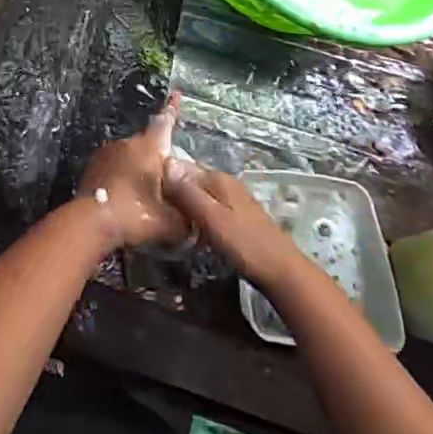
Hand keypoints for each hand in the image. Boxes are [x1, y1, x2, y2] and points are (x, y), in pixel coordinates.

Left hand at [77, 103, 188, 248]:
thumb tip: (194, 214)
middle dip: (157, 158)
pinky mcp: (93, 164)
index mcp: (149, 147)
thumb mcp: (172, 222)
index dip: (172, 109)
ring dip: (138, 169)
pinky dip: (122, 176)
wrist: (91, 222)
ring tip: (143, 195)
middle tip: (165, 181)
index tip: (175, 94)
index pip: (165, 123)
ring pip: (130, 156)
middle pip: (148, 144)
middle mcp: (127, 142)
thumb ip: (188, 215)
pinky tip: (125, 197)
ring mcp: (107, 152)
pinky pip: (115, 165)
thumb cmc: (135, 216)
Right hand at [162, 160, 305, 289]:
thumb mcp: (210, 217)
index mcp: (217, 177)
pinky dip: (199, 216)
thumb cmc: (243, 244)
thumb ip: (187, 192)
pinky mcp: (238, 214)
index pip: (180, 168)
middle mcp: (225, 182)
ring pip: (200, 195)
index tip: (150, 199)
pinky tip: (195, 231)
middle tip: (160, 214)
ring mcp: (233, 198)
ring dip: (186, 207)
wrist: (282, 271)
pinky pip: (210, 208)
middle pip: (190, 181)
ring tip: (174, 225)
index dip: (164, 181)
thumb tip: (166, 162)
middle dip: (174, 194)